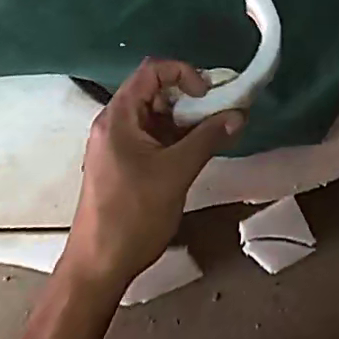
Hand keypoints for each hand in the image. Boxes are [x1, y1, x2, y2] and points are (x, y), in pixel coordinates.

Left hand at [58, 59, 242, 290]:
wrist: (98, 267)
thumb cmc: (133, 214)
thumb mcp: (177, 171)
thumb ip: (209, 137)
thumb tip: (239, 114)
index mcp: (119, 117)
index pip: (152, 70)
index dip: (184, 72)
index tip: (207, 95)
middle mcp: (114, 124)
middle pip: (154, 89)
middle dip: (189, 96)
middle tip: (217, 112)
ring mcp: (117, 144)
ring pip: (156, 113)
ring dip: (186, 117)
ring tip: (212, 133)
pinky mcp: (124, 162)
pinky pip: (153, 134)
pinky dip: (177, 135)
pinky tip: (196, 151)